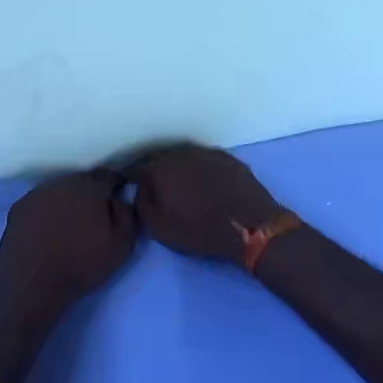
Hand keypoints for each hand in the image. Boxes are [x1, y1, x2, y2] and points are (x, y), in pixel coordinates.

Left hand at [0, 169, 138, 297]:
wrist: (33, 282)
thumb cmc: (82, 263)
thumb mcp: (121, 244)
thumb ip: (127, 215)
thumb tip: (123, 199)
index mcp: (91, 187)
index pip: (109, 175)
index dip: (116, 185)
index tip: (118, 197)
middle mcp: (64, 182)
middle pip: (83, 180)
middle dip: (91, 192)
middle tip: (94, 214)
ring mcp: (38, 193)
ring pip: (60, 190)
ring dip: (67, 200)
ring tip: (69, 223)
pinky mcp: (20, 207)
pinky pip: (40, 202)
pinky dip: (47, 210)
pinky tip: (47, 229)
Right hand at [127, 143, 287, 263]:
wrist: (251, 226)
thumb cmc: (202, 230)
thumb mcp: (161, 228)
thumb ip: (143, 204)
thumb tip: (140, 189)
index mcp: (161, 168)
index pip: (137, 168)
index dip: (132, 178)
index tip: (130, 186)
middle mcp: (181, 153)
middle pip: (160, 158)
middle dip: (154, 170)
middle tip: (155, 186)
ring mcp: (206, 152)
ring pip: (182, 156)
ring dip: (177, 168)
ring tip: (180, 185)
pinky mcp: (226, 157)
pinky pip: (203, 160)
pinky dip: (198, 168)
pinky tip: (203, 182)